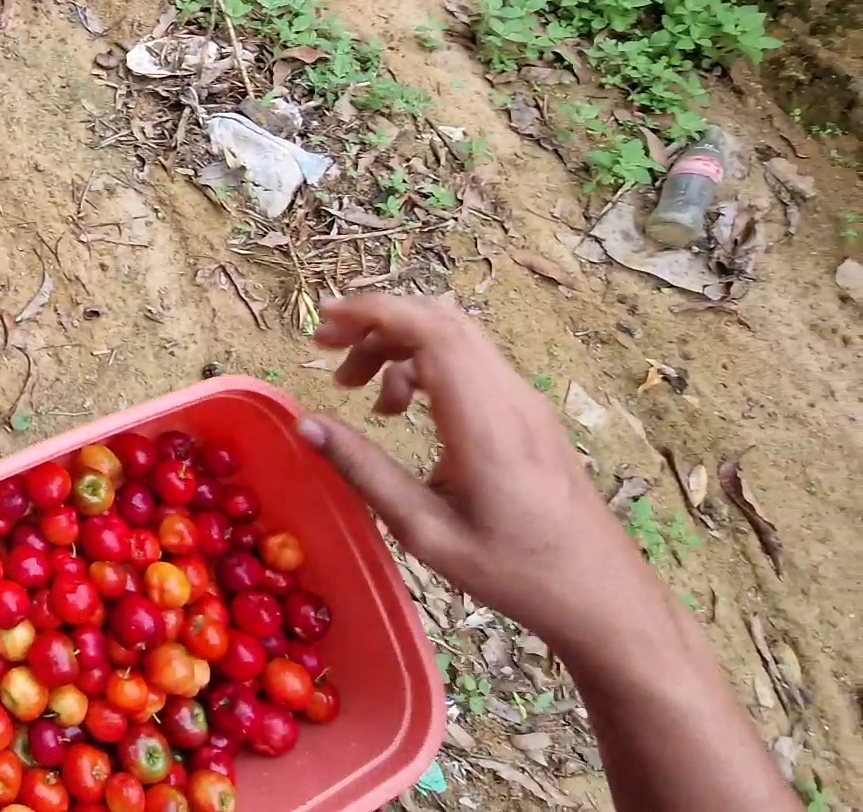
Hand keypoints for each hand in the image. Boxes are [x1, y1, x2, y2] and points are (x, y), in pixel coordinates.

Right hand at [295, 293, 657, 649]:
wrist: (606, 600)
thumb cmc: (515, 574)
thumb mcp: (426, 532)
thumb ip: (364, 471)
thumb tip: (306, 424)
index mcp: (487, 425)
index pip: (433, 332)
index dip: (373, 312)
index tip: (323, 321)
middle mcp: (511, 399)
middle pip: (440, 320)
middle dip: (373, 320)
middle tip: (324, 346)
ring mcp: (524, 402)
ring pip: (451, 335)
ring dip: (392, 342)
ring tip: (353, 385)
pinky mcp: (525, 411)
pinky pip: (464, 360)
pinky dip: (417, 363)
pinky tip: (397, 408)